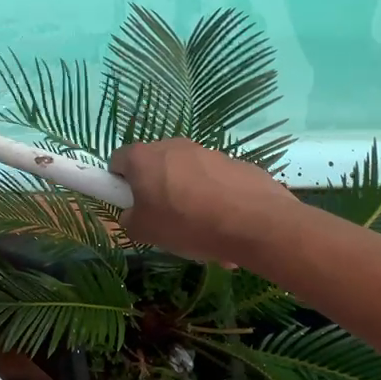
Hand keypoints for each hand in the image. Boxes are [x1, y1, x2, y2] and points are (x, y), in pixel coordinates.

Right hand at [109, 137, 299, 264]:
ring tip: (208, 232)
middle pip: (158, 168)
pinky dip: (223, 202)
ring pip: (192, 177)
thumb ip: (129, 219)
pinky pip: (222, 184)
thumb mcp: (145, 232)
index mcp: (142, 158)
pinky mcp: (243, 166)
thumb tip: (135, 215)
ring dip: (194, 198)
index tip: (135, 205)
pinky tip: (234, 228)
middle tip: (170, 220)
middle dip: (161, 191)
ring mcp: (211, 154)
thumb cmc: (190, 224)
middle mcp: (173, 147)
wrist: (262, 227)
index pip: (118, 161)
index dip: (122, 183)